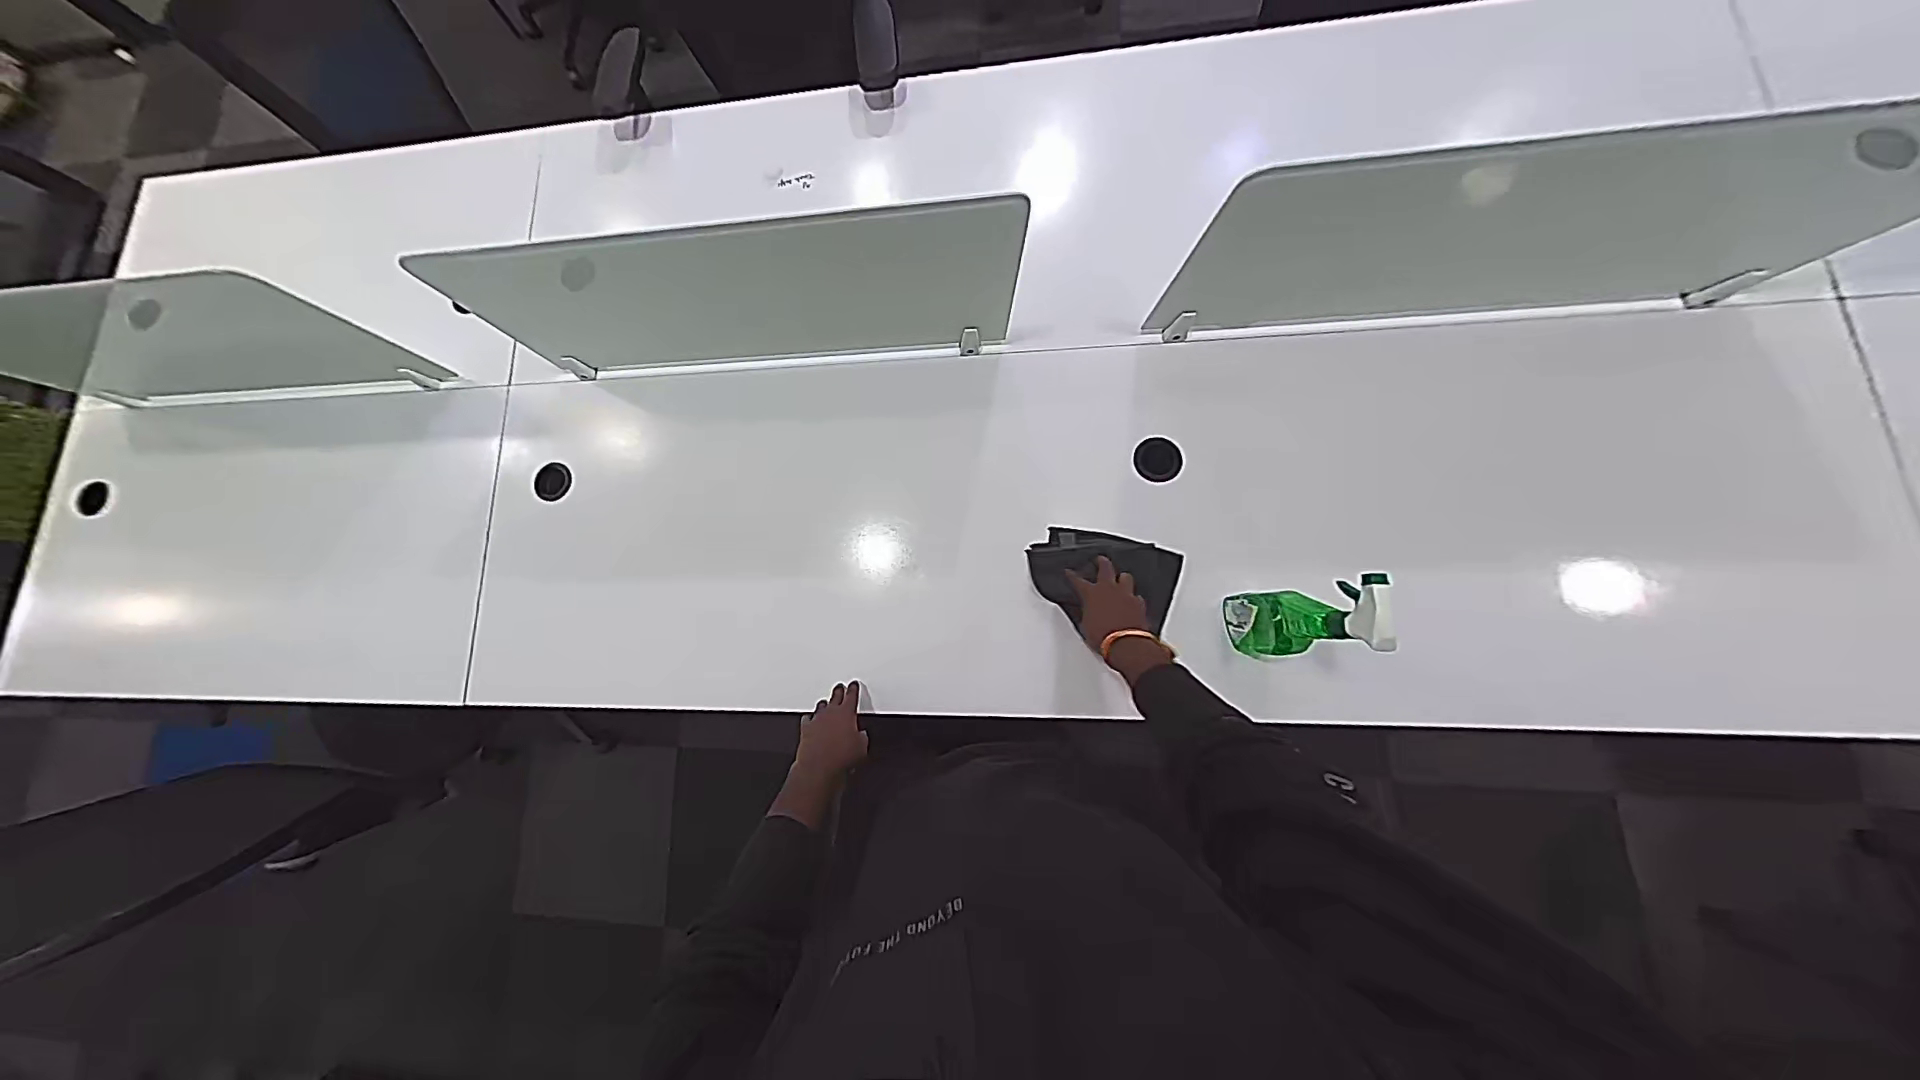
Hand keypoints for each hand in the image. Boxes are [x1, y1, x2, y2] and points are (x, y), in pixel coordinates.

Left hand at [793, 681, 867, 781]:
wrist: (819, 767)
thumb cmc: (840, 757)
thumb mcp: (862, 747)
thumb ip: (862, 737)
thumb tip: (861, 737)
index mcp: (846, 713)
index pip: (851, 696)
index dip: (853, 689)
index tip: (853, 685)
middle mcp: (830, 713)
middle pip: (835, 696)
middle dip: (839, 691)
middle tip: (840, 687)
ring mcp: (817, 720)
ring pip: (821, 706)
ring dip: (825, 704)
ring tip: (826, 703)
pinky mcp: (805, 730)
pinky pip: (808, 719)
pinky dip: (811, 719)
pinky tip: (811, 720)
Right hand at [1067, 556, 1172, 683]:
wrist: (1126, 644)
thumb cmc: (1104, 637)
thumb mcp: (1084, 626)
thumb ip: (1083, 613)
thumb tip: (1082, 612)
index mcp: (1091, 593)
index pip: (1077, 580)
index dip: (1072, 575)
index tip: (1069, 572)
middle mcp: (1109, 589)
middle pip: (1105, 567)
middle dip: (1101, 561)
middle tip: (1099, 559)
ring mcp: (1126, 594)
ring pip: (1125, 577)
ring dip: (1121, 577)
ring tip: (1119, 578)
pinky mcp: (1139, 603)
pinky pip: (1136, 595)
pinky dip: (1132, 596)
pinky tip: (1132, 599)